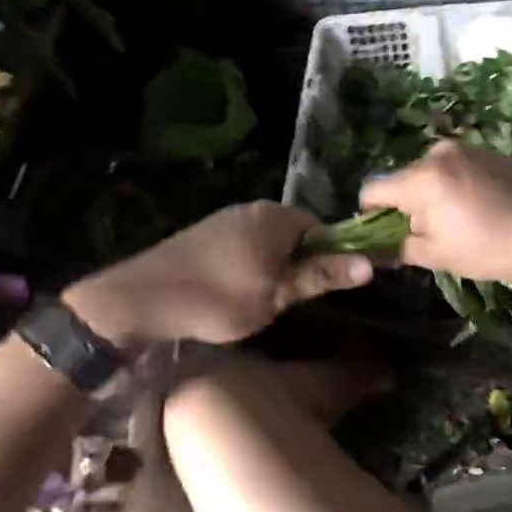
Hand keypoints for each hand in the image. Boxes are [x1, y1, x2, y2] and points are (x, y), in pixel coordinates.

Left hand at [63, 201, 373, 346]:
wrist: (140, 299)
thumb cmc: (217, 298)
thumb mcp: (275, 295)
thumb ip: (319, 276)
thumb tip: (371, 263)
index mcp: (275, 217)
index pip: (323, 228)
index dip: (331, 257)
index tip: (325, 290)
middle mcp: (251, 209)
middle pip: (294, 233)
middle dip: (300, 263)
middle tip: (295, 302)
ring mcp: (224, 219)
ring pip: (267, 242)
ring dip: (274, 268)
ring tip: (266, 302)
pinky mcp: (203, 234)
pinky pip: (243, 246)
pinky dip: (249, 266)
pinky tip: (236, 293)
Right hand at [360, 140, 511, 285]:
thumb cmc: (489, 248)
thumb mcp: (434, 255)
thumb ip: (395, 248)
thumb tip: (369, 251)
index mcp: (419, 178)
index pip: (371, 190)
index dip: (369, 215)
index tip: (384, 235)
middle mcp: (437, 153)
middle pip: (401, 180)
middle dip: (405, 206)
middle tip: (429, 235)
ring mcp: (466, 149)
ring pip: (429, 174)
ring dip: (431, 196)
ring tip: (459, 224)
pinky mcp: (488, 152)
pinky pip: (454, 169)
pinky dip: (454, 187)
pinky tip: (479, 210)